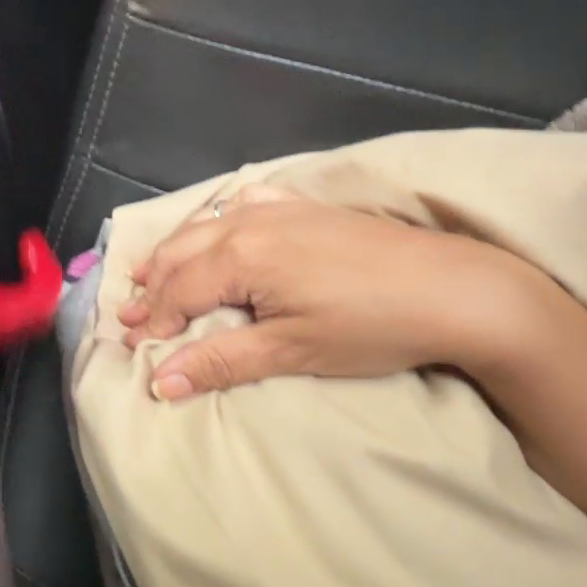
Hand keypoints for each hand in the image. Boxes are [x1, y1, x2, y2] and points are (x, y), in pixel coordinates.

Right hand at [118, 185, 533, 399]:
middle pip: (179, 254)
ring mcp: (272, 208)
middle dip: (151, 286)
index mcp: (237, 257)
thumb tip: (159, 382)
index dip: (153, 320)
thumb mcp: (292, 350)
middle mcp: (243, 223)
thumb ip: (220, 361)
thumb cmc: (370, 327)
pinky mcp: (301, 205)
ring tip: (153, 274)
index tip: (135, 346)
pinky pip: (239, 204)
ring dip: (174, 254)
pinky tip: (219, 228)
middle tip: (129, 314)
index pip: (177, 290)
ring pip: (202, 226)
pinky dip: (214, 221)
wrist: (456, 290)